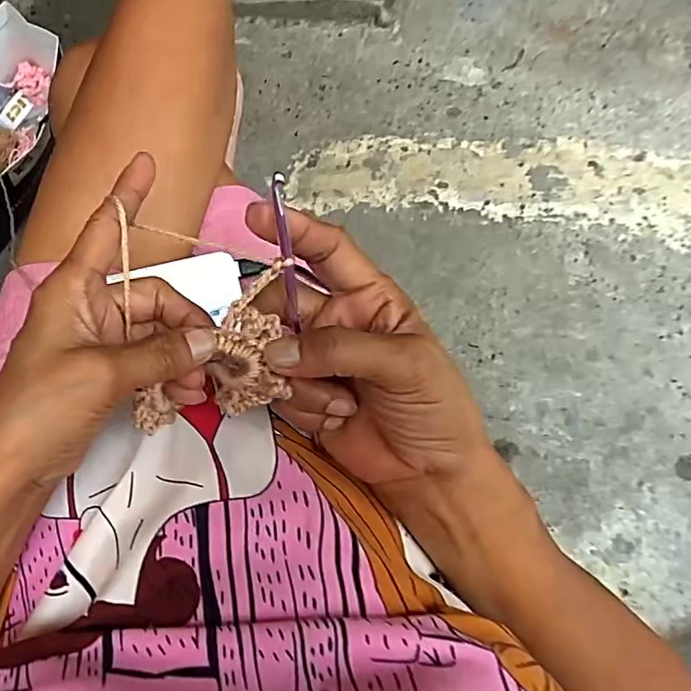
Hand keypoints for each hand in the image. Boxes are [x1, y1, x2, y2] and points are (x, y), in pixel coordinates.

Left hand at [0, 154, 215, 489]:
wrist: (12, 466)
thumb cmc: (40, 408)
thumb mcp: (102, 374)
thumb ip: (159, 354)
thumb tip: (208, 341)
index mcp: (72, 290)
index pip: (103, 230)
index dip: (125, 196)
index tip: (143, 161)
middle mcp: (84, 309)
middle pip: (149, 296)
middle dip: (184, 323)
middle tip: (213, 354)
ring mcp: (94, 344)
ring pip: (153, 334)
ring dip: (181, 356)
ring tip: (200, 384)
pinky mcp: (101, 375)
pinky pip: (145, 362)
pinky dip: (167, 375)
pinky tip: (184, 395)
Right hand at [245, 202, 493, 489]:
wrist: (427, 474)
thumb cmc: (436, 409)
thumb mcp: (404, 364)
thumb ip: (340, 348)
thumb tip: (276, 351)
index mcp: (368, 300)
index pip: (327, 252)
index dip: (292, 230)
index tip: (254, 216)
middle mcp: (334, 323)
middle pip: (279, 303)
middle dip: (273, 327)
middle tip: (281, 356)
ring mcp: (312, 359)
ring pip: (270, 350)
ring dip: (294, 379)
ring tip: (337, 402)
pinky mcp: (297, 393)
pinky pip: (272, 386)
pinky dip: (296, 404)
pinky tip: (332, 418)